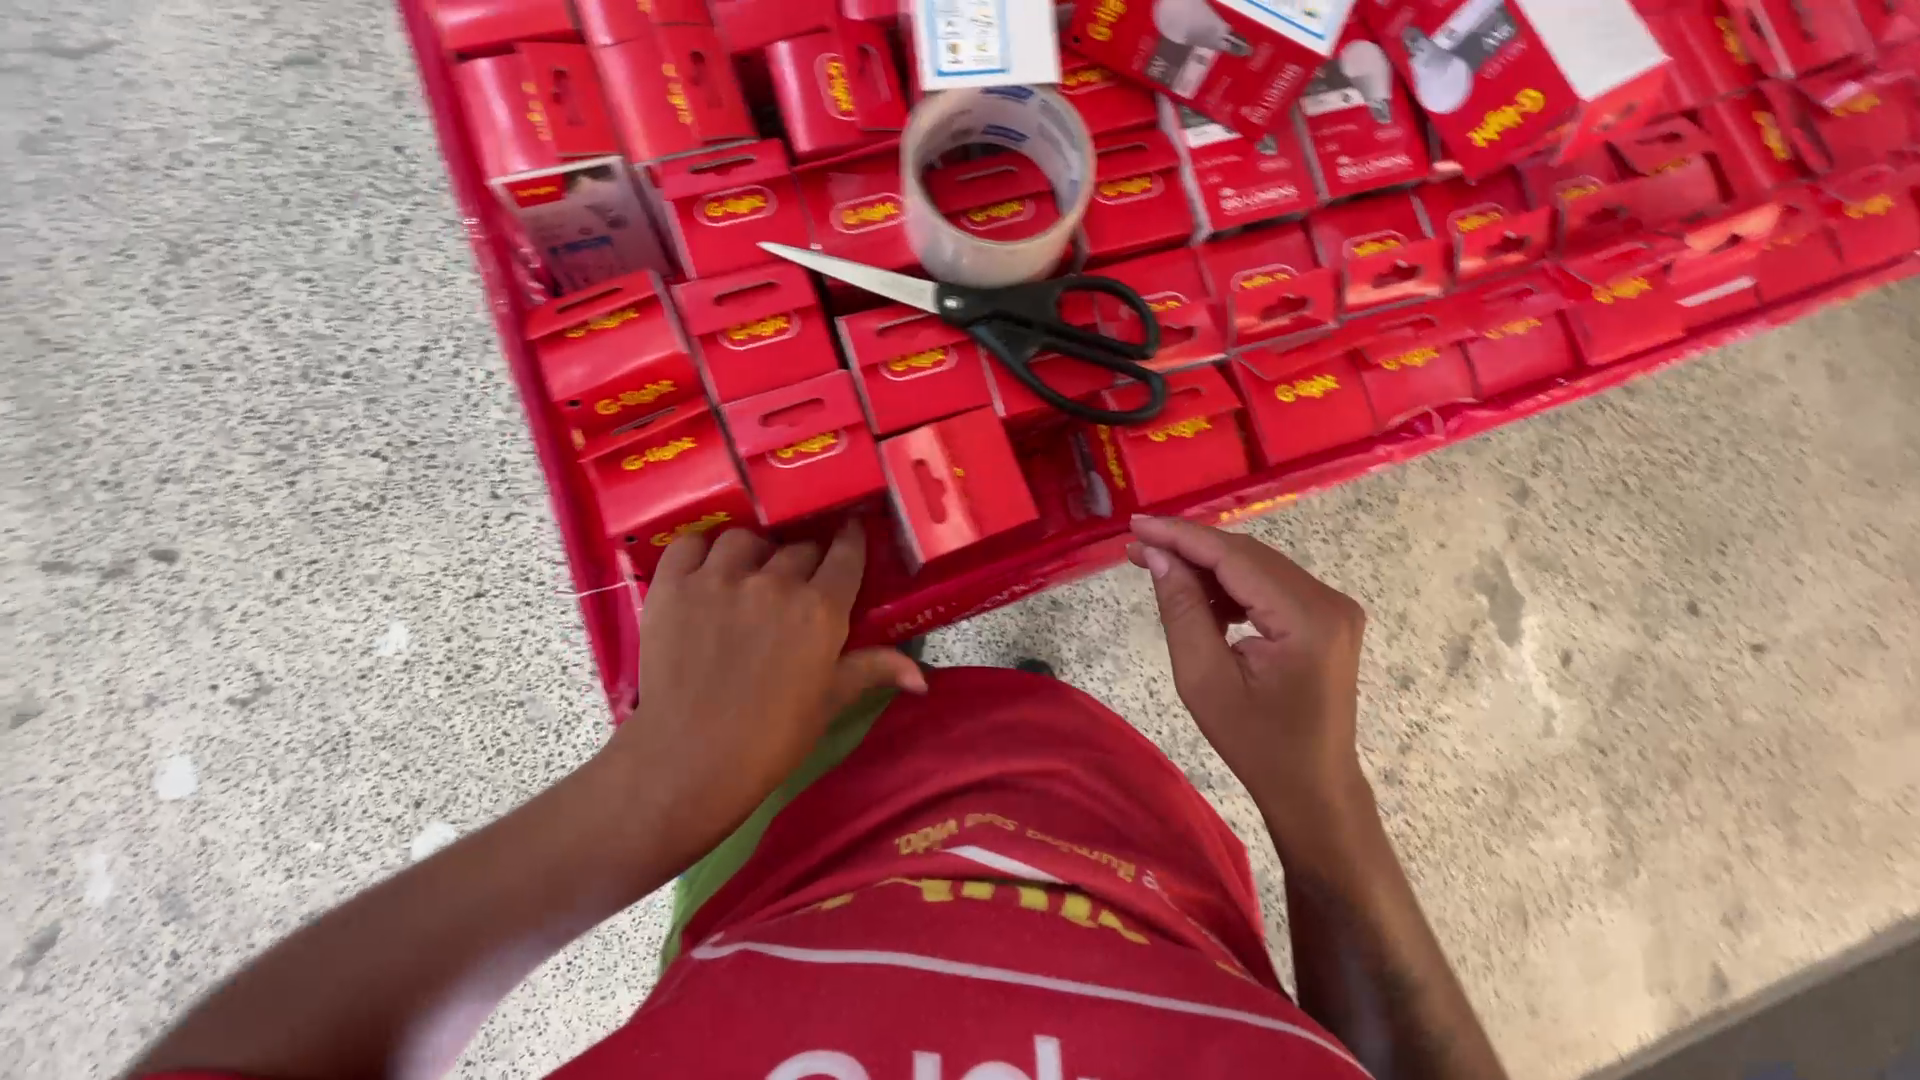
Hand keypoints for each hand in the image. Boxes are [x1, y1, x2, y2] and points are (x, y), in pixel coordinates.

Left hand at [605, 522, 924, 864]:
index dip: (850, 540)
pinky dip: (702, 550)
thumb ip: (873, 670)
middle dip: (804, 560)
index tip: (850, 533)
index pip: (845, 554)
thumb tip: (922, 679)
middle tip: (797, 584)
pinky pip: (691, 543)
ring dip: (755, 552)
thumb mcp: (830, 701)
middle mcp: (774, 582)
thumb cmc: (771, 738)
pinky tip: (706, 569)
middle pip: (798, 548)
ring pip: (746, 539)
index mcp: (820, 609)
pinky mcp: (673, 585)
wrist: (690, 760)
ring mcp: (719, 578)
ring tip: (749, 574)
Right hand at [1128, 516, 1374, 860]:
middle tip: (1136, 549)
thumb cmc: (1256, 745)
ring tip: (1158, 570)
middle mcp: (1328, 600)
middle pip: (1247, 556)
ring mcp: (1332, 607)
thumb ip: (1183, 611)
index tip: (1135, 526)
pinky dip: (1231, 586)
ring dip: (1207, 566)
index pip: (1234, 557)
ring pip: (1257, 567)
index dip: (1181, 536)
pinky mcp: (1326, 618)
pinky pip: (1270, 586)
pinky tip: (1198, 597)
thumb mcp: (1204, 681)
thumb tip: (1161, 556)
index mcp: (1306, 618)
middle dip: (1190, 548)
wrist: (1313, 787)